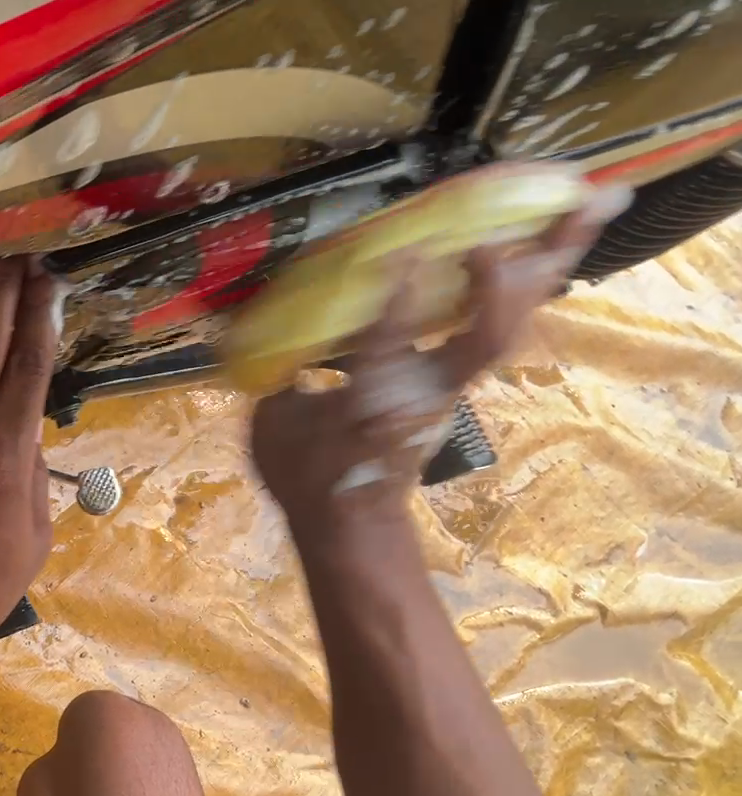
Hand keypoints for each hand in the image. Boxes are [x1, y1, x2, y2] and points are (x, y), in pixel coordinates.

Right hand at [249, 188, 623, 536]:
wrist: (350, 521)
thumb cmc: (308, 476)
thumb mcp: (274, 425)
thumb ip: (285, 376)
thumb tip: (289, 331)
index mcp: (371, 398)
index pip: (390, 341)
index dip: (399, 298)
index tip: (407, 250)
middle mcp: (425, 388)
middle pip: (491, 331)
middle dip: (512, 276)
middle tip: (547, 216)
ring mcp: (448, 387)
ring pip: (508, 324)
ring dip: (545, 269)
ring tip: (586, 208)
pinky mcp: (453, 386)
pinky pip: (493, 328)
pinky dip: (517, 289)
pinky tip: (536, 253)